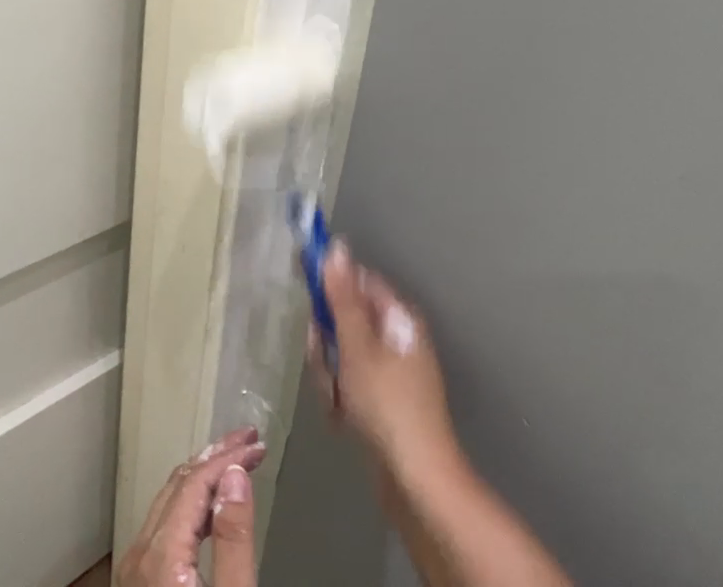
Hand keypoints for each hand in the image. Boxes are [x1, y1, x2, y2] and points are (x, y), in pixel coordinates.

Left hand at [118, 426, 265, 586]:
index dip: (229, 457)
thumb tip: (235, 477)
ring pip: (168, 502)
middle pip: (179, 485)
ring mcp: (135, 567)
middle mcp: (139, 553)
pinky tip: (210, 504)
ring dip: (203, 476)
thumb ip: (233, 540)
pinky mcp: (139, 579)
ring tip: (233, 461)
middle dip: (216, 456)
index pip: (195, 483)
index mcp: (160, 553)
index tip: (258, 446)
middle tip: (247, 439)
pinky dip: (190, 502)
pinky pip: (164, 524)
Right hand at [308, 242, 456, 469]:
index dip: (331, 284)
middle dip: (327, 343)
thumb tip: (336, 247)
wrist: (415, 475)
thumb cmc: (386, 404)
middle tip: (327, 365)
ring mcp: (390, 371)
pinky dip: (340, 397)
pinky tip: (343, 418)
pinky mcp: (382, 400)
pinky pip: (349, 384)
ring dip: (330, 375)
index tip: (307, 294)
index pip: (359, 282)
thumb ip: (342, 297)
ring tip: (337, 399)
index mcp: (398, 319)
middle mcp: (396, 339)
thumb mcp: (356, 346)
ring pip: (341, 355)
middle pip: (345, 321)